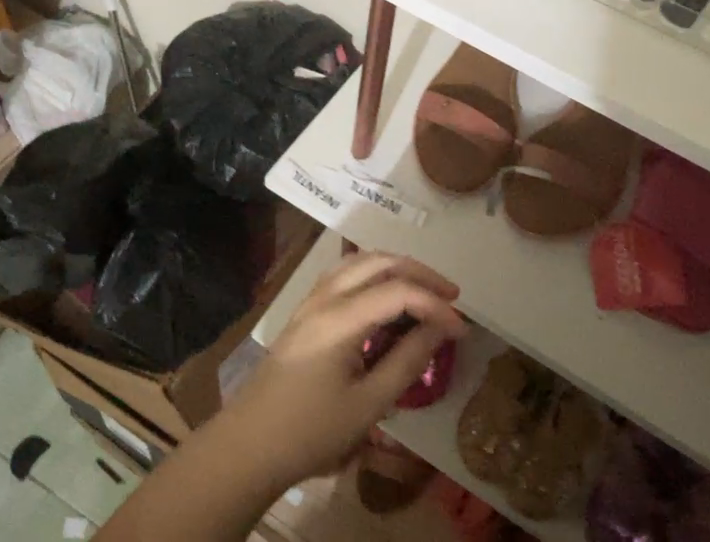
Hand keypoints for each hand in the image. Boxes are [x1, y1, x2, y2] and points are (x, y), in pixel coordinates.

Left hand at [222, 250, 466, 488]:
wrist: (248, 447)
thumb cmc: (310, 432)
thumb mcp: (368, 405)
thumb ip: (407, 361)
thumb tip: (440, 329)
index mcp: (340, 318)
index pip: (399, 291)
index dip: (436, 306)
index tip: (462, 331)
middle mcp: (324, 298)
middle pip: (379, 262)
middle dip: (420, 273)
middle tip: (451, 297)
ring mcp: (310, 302)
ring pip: (359, 262)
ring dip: (395, 268)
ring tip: (424, 291)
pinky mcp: (304, 314)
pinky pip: (344, 276)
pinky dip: (373, 276)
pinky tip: (386, 299)